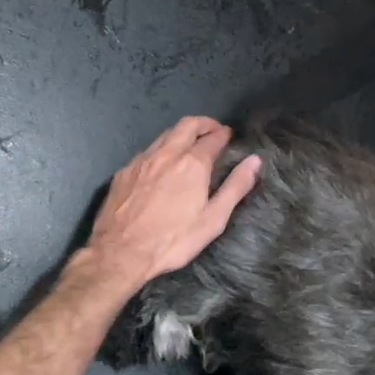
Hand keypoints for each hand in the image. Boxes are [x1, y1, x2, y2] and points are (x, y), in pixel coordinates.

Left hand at [85, 117, 261, 285]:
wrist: (120, 251)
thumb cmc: (173, 240)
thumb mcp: (212, 219)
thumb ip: (235, 187)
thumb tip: (254, 161)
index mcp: (192, 163)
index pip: (212, 137)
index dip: (223, 134)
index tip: (229, 135)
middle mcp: (166, 154)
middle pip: (186, 125)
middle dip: (203, 123)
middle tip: (213, 130)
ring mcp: (141, 160)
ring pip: (164, 135)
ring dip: (181, 134)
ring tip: (190, 144)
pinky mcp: (124, 171)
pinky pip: (147, 151)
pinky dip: (161, 149)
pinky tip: (162, 165)